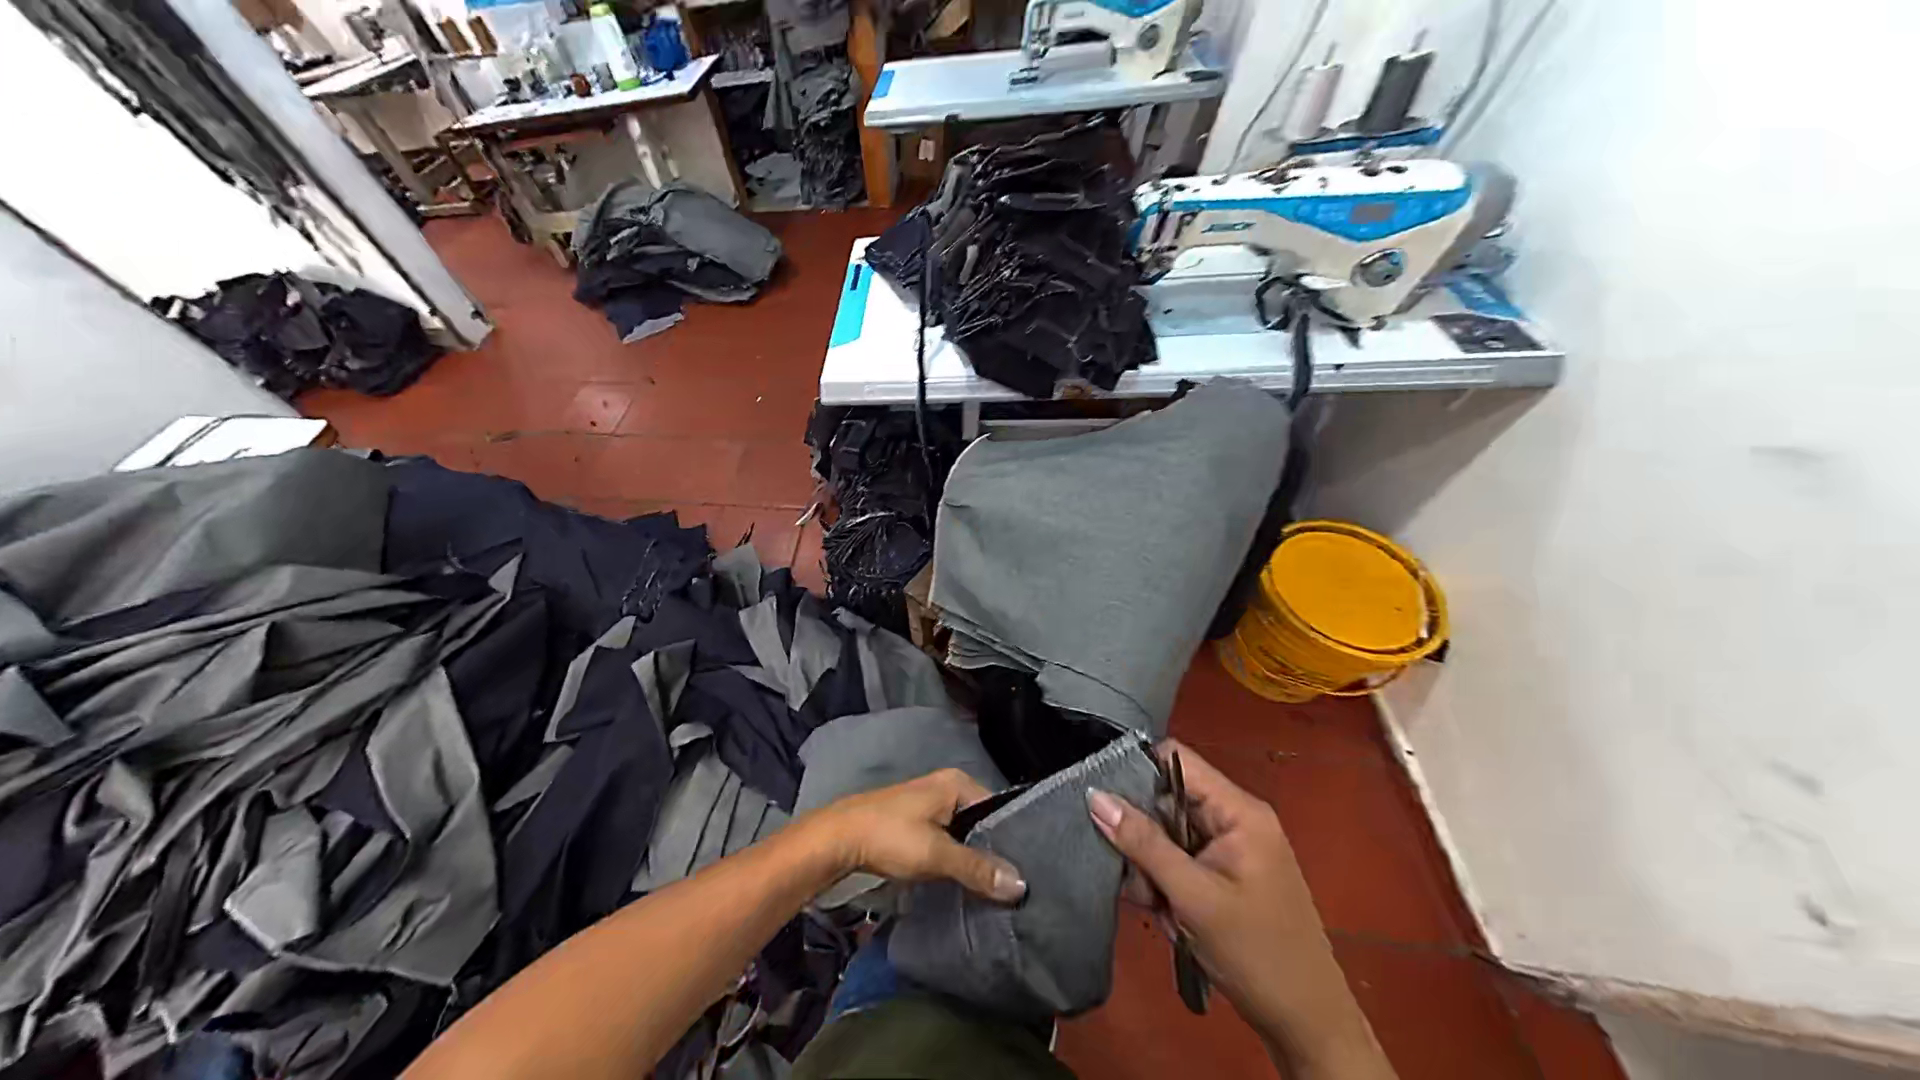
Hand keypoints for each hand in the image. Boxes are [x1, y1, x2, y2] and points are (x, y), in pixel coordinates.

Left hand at [800, 769, 1027, 902]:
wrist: (837, 841)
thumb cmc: (890, 837)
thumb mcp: (936, 854)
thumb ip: (977, 868)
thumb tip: (1021, 885)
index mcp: (957, 783)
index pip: (999, 809)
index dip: (1012, 840)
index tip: (1028, 871)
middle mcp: (948, 789)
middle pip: (982, 824)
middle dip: (993, 853)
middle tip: (1015, 887)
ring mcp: (931, 807)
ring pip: (964, 836)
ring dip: (974, 860)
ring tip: (997, 891)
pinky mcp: (917, 826)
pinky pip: (949, 843)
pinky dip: (956, 861)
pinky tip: (966, 884)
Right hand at [1087, 740, 1326, 1012]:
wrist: (1308, 1024)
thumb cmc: (1256, 953)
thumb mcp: (1193, 896)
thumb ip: (1143, 843)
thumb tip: (1095, 796)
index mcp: (1238, 810)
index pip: (1176, 759)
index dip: (1137, 770)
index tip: (1103, 798)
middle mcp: (1233, 820)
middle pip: (1166, 801)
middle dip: (1143, 838)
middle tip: (1136, 878)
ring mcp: (1229, 849)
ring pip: (1167, 836)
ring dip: (1153, 871)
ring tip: (1159, 909)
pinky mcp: (1223, 875)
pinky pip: (1179, 863)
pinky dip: (1167, 888)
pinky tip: (1171, 918)